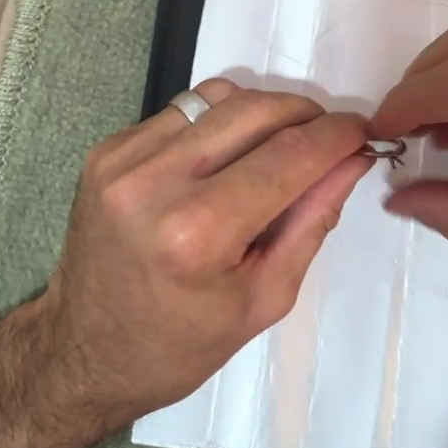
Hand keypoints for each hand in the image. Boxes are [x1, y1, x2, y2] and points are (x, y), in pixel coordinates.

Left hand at [33, 79, 374, 422]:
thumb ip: (313, 219)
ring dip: (263, 112)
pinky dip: (219, 121)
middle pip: (255, 109)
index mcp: (197, 233)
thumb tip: (352, 159)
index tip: (362, 133)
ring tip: (281, 145)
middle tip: (330, 136)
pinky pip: (184, 110)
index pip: (289, 156)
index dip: (336, 137)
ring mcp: (124, 158)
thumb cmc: (181, 343)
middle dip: (306, 113)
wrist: (85, 350)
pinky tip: (228, 155)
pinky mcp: (109, 148)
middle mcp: (154, 181)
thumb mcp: (265, 297)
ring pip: (219, 97)